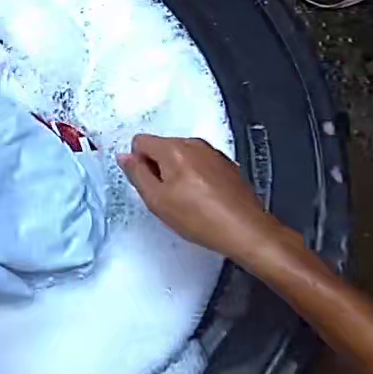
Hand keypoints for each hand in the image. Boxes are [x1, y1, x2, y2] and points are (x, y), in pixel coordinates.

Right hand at [118, 135, 303, 267]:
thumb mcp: (156, 200)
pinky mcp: (226, 165)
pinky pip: (199, 163)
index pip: (140, 141)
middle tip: (164, 195)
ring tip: (184, 200)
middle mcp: (194, 144)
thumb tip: (125, 157)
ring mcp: (213, 153)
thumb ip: (136, 173)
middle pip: (161, 147)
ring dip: (176, 173)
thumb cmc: (203, 219)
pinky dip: (194, 177)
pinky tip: (201, 200)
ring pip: (180, 156)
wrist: (247, 231)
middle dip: (157, 167)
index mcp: (174, 149)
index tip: (147, 182)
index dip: (138, 162)